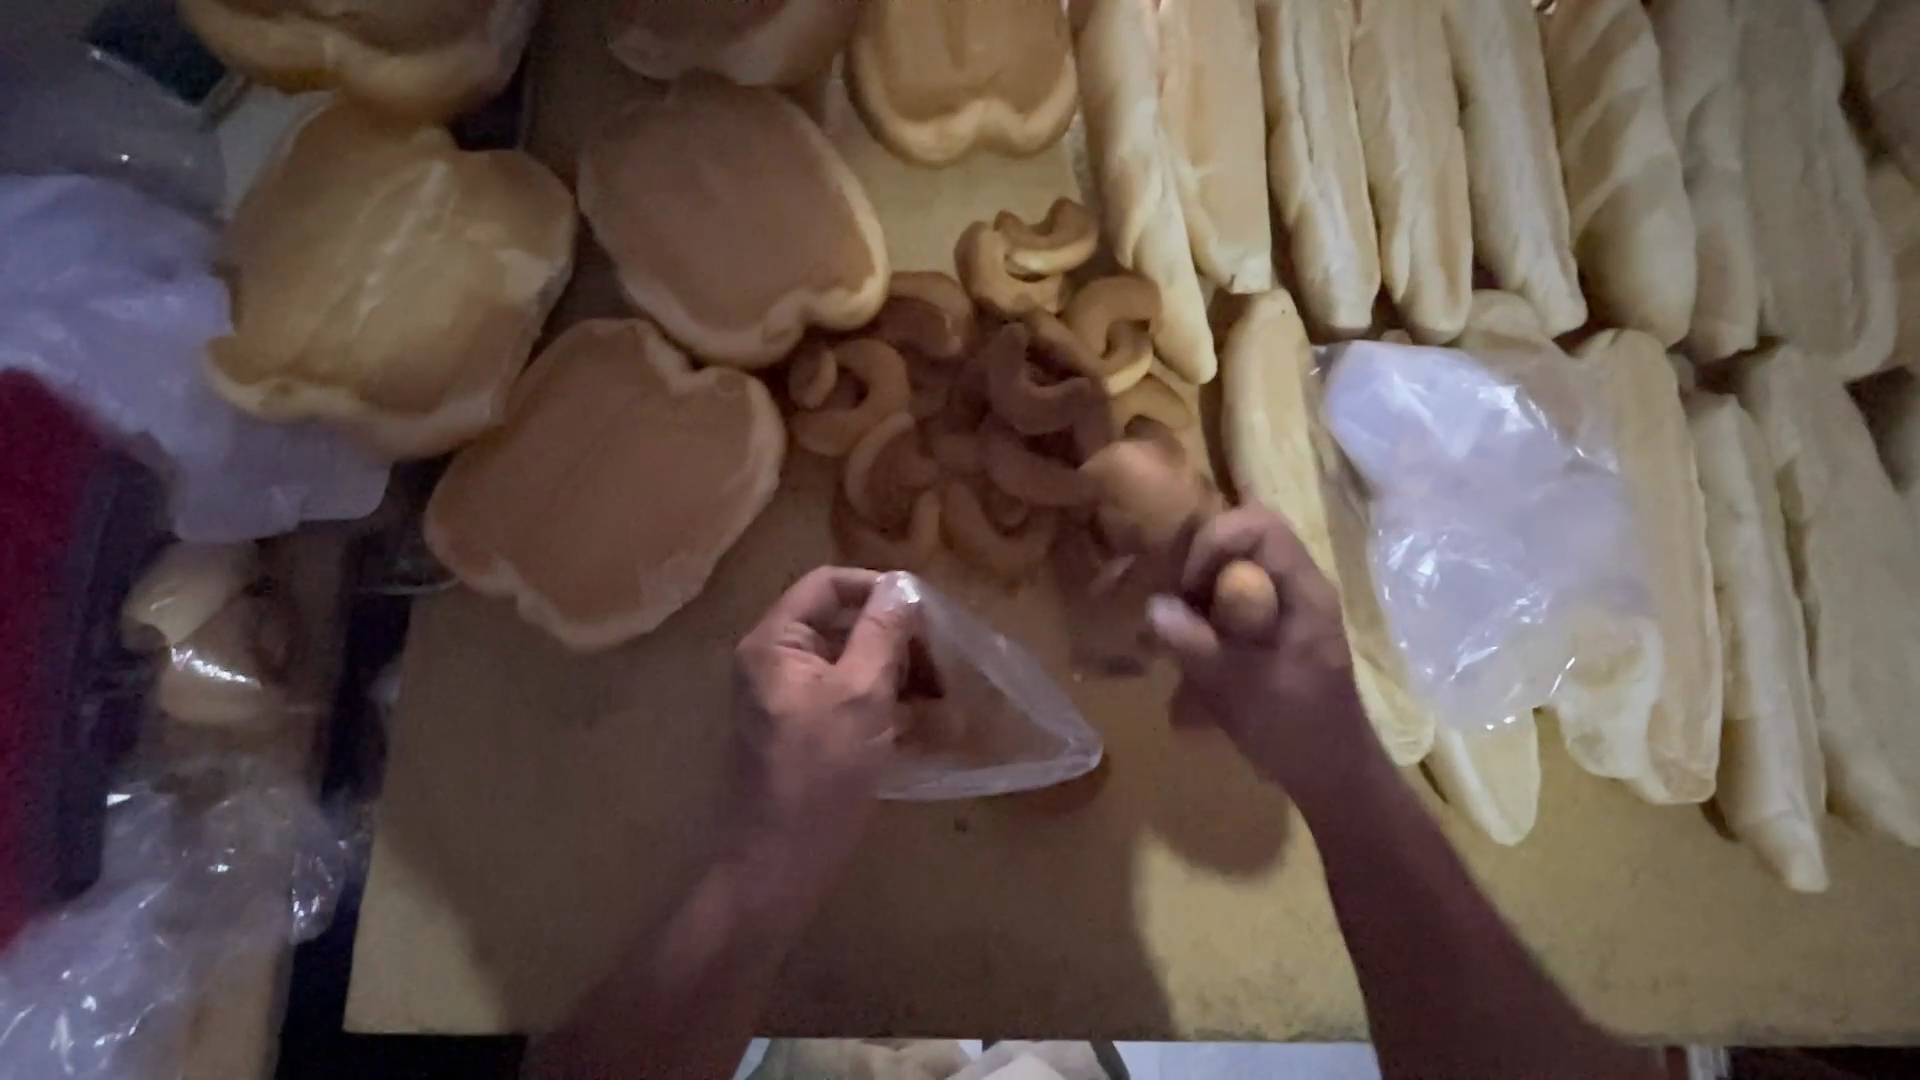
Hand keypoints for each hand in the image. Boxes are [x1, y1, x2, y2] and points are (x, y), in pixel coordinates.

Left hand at [730, 567, 914, 869]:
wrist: (779, 866)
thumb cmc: (819, 774)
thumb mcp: (860, 694)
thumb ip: (882, 633)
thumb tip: (902, 584)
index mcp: (776, 642)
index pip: (828, 584)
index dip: (878, 589)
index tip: (926, 612)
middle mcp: (779, 661)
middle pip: (844, 624)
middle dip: (899, 641)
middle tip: (944, 665)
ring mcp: (792, 699)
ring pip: (855, 665)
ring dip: (901, 676)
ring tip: (946, 699)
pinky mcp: (809, 731)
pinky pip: (852, 700)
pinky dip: (887, 707)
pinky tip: (929, 726)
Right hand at [1147, 508, 1383, 805]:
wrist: (1332, 774)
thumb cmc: (1297, 731)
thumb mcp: (1240, 690)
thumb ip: (1197, 646)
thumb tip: (1154, 606)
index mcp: (1303, 589)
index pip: (1258, 526)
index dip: (1215, 541)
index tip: (1187, 585)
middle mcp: (1295, 585)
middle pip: (1240, 539)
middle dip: (1198, 565)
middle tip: (1178, 607)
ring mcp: (1282, 605)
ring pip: (1230, 567)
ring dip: (1197, 591)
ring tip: (1180, 631)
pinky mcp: (1266, 627)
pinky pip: (1228, 597)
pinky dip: (1202, 612)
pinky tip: (1192, 649)